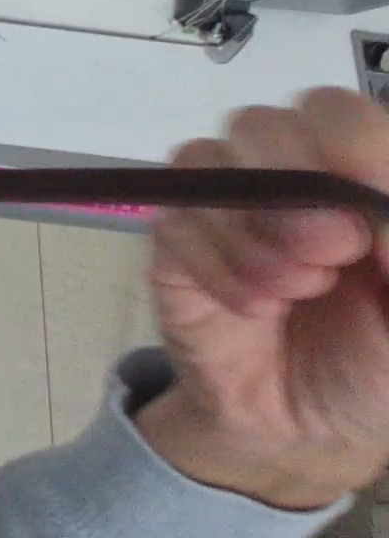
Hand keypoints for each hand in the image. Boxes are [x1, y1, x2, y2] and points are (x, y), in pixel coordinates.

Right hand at [139, 87, 388, 508]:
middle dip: (290, 183)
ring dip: (249, 231)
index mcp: (359, 183)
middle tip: (329, 251)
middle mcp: (288, 179)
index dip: (346, 138)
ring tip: (290, 290)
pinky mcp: (169, 239)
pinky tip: (252, 306)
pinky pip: (172, 221)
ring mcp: (220, 207)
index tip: (365, 190)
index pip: (339, 112)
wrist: (306, 425)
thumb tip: (355, 200)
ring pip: (201, 162)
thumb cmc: (388, 366)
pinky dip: (215, 267)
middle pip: (259, 123)